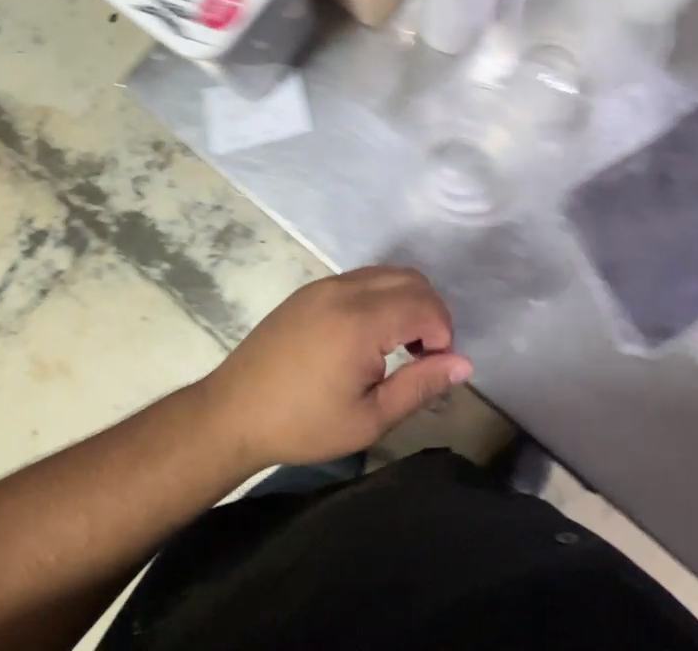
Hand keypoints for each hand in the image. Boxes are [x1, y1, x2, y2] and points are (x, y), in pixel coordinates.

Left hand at [196, 266, 473, 470]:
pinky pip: (360, 279)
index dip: (443, 332)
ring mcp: (323, 286)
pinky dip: (381, 296)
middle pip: (410, 279)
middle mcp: (344, 291)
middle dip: (430, 312)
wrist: (233, 413)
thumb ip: (420, 386)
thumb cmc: (303, 424)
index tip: (434, 366)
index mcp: (360, 321)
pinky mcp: (308, 291)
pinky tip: (370, 336)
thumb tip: (464, 364)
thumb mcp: (369, 418)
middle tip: (424, 356)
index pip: (425, 304)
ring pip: (386, 274)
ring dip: (406, 301)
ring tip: (400, 347)